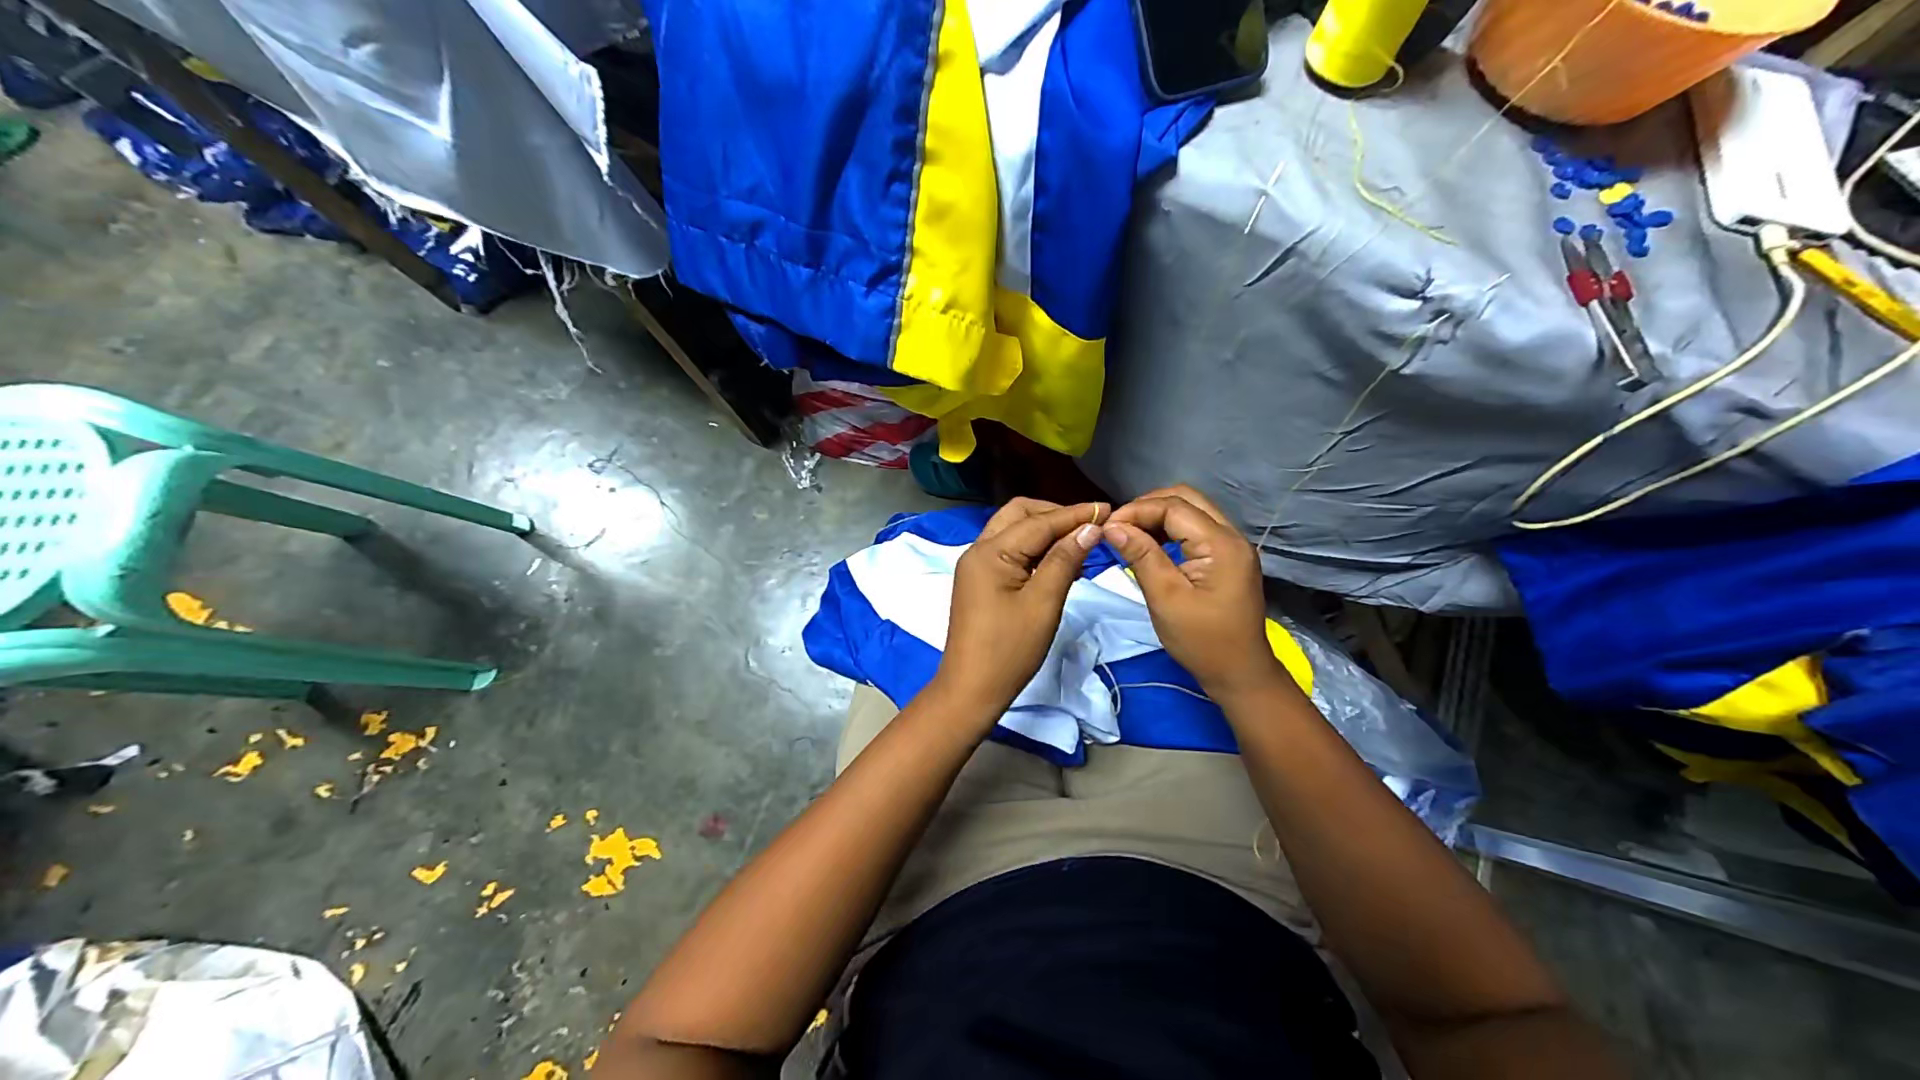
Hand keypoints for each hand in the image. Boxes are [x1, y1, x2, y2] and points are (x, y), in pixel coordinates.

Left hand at [932, 498, 1107, 716]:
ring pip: (1014, 531)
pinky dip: (1034, 549)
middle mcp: (978, 550)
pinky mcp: (980, 581)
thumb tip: (1090, 528)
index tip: (1108, 509)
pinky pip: (1009, 551)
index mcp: (990, 553)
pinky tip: (1059, 561)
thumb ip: (1065, 560)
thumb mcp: (1043, 603)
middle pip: (1020, 515)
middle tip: (1090, 526)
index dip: (1075, 515)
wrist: (971, 689)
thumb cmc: (1009, 649)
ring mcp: (976, 566)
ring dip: (1045, 531)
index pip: (1038, 522)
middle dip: (1055, 515)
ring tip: (1079, 543)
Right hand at [1102, 485, 1283, 697]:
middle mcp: (1232, 536)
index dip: (1137, 511)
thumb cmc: (1202, 641)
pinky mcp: (1228, 558)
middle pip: (1186, 499)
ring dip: (1159, 516)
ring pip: (1192, 511)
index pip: (1173, 507)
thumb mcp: (1166, 598)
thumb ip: (1141, 556)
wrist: (1240, 674)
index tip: (1108, 529)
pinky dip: (1171, 529)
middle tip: (1118, 528)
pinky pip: (1197, 529)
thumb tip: (1113, 527)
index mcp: (1221, 544)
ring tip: (1129, 534)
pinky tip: (1150, 544)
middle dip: (1148, 506)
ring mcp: (1233, 546)